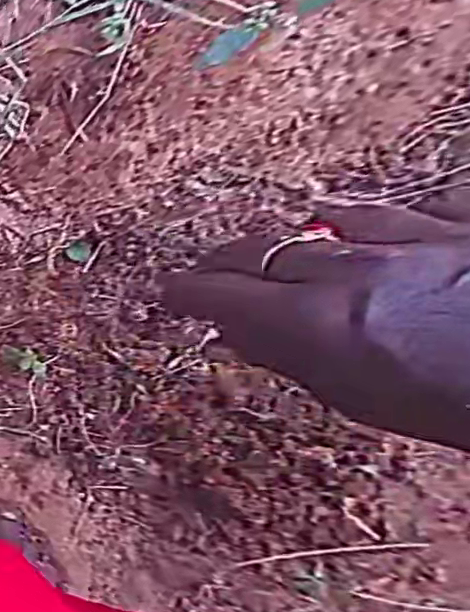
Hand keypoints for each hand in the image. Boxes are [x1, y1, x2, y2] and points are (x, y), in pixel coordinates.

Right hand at [162, 196, 469, 448]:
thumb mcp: (356, 394)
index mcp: (311, 317)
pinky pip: (434, 206)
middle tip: (214, 271)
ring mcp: (428, 242)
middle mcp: (357, 270)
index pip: (214, 292)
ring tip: (301, 235)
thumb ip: (292, 355)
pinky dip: (406, 217)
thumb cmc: (460, 406)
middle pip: (266, 249)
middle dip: (231, 261)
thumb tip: (239, 334)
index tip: (170, 295)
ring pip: (344, 219)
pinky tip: (401, 225)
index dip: (184, 292)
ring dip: (312, 231)